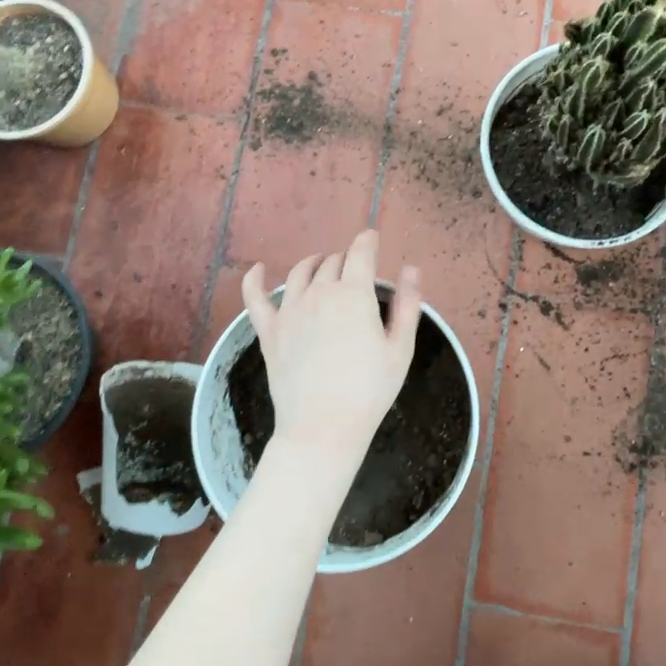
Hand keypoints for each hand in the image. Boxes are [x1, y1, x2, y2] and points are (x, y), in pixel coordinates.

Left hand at [241, 230, 421, 457]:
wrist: (323, 427)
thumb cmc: (370, 390)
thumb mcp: (400, 348)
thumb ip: (407, 304)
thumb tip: (410, 268)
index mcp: (354, 294)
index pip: (361, 253)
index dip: (368, 241)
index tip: (372, 238)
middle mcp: (319, 293)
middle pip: (332, 262)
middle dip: (346, 259)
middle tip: (356, 270)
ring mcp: (289, 310)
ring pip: (300, 272)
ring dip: (314, 263)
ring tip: (323, 265)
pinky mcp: (269, 331)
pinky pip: (255, 297)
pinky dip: (255, 279)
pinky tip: (257, 269)